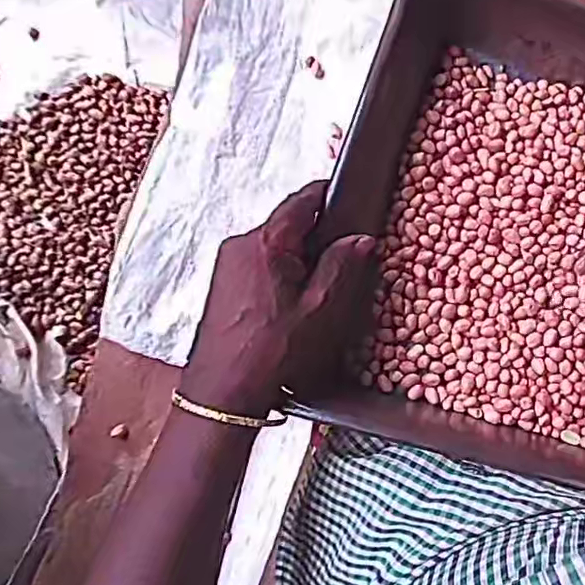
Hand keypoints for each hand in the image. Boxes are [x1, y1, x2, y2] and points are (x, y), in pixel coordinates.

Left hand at [179, 181, 374, 415]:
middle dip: (317, 236)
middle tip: (343, 258)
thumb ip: (341, 265)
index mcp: (266, 243)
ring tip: (319, 290)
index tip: (346, 195)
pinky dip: (281, 273)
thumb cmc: (270, 351)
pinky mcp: (223, 282)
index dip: (327, 194)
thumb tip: (361, 239)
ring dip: (299, 258)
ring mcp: (228, 263)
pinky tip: (294, 303)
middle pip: (288, 224)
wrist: (223, 390)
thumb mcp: (319, 308)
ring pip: (274, 245)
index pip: (302, 200)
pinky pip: (259, 263)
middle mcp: (241, 244)